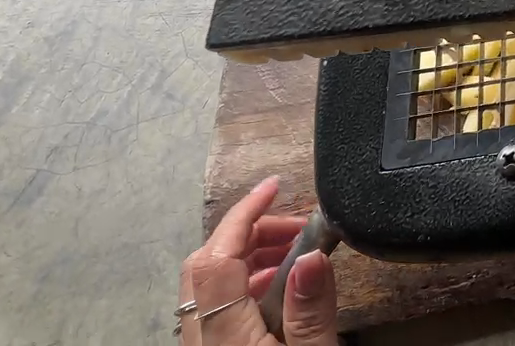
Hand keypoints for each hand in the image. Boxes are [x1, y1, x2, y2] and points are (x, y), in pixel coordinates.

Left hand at [177, 177, 337, 345]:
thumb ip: (310, 311)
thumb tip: (313, 254)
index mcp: (223, 334)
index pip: (216, 259)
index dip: (243, 213)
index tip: (275, 186)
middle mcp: (201, 336)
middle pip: (206, 262)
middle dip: (252, 230)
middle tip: (300, 229)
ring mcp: (202, 344)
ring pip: (208, 281)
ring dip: (251, 253)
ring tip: (299, 255)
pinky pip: (215, 302)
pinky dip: (247, 278)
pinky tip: (282, 287)